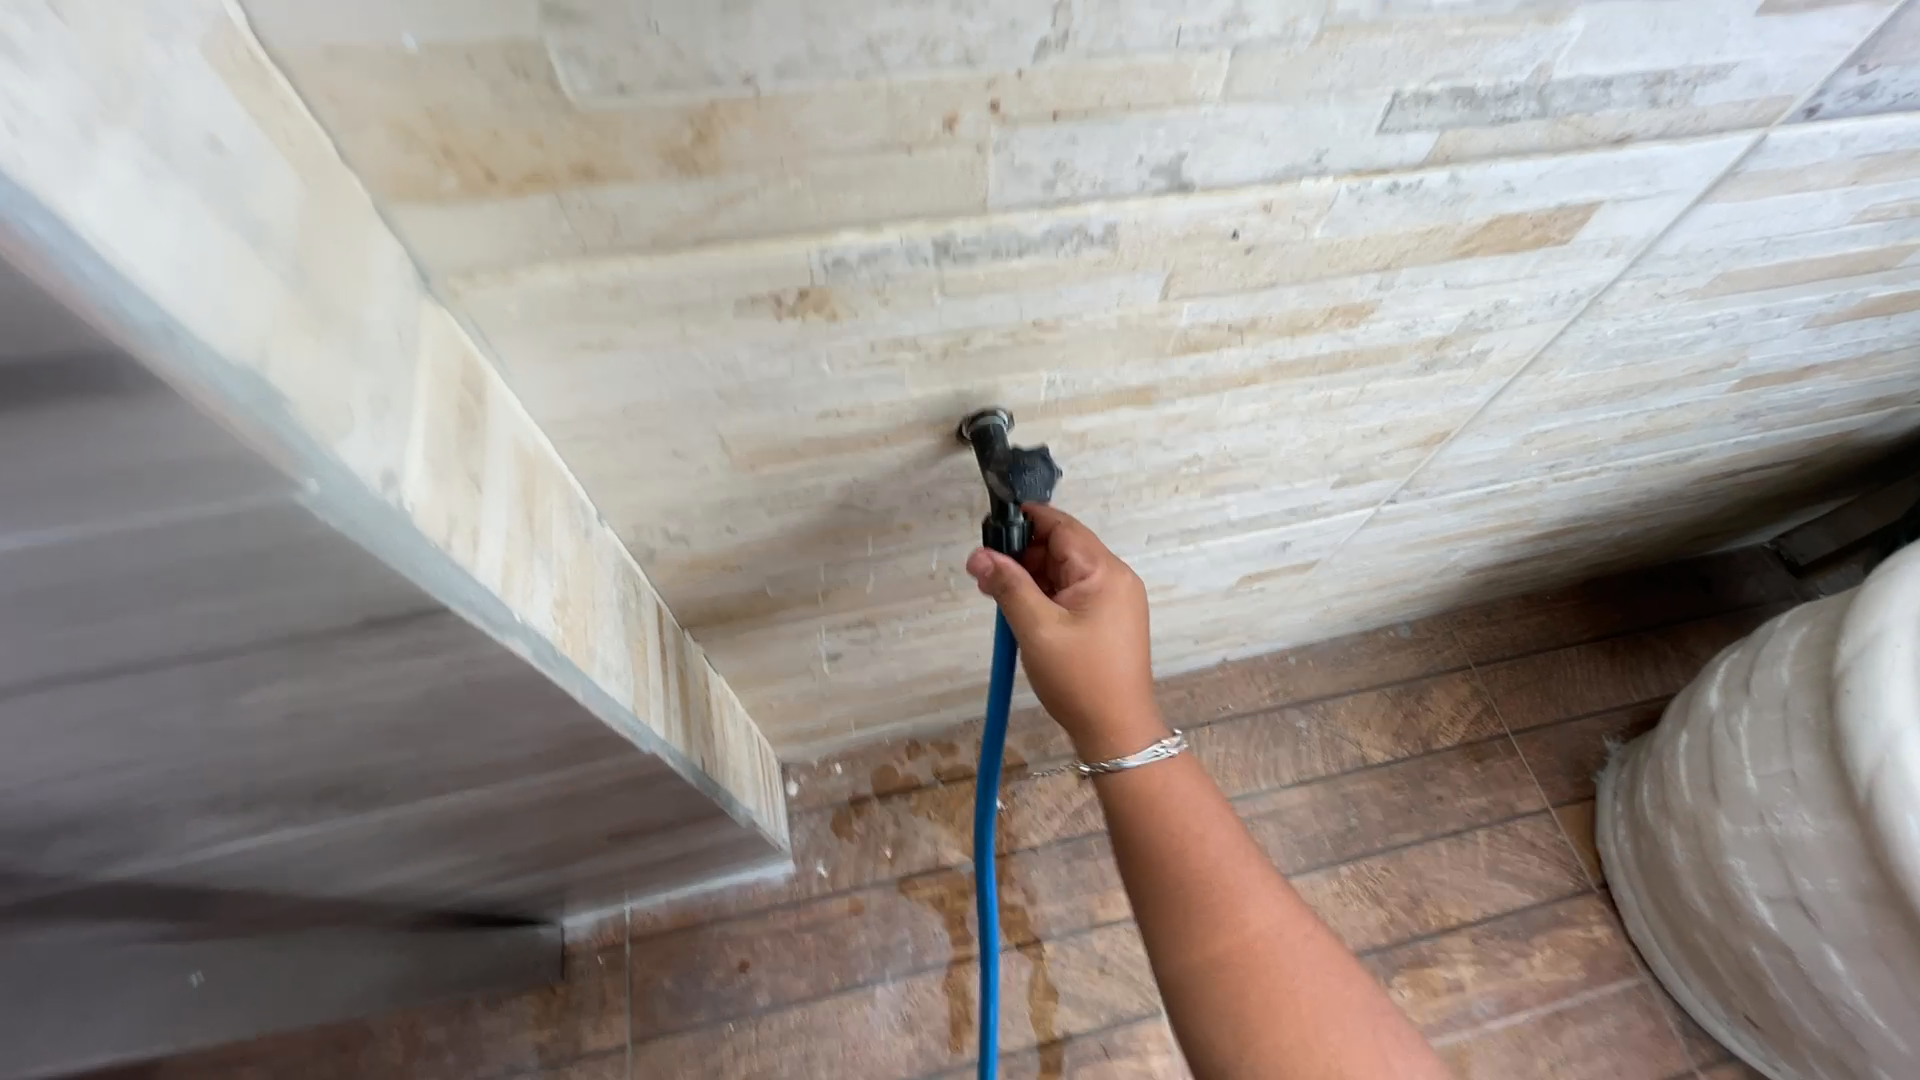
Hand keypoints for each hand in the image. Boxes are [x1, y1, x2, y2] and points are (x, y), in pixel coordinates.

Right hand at [964, 504, 1169, 759]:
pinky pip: (1071, 594)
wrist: (1116, 731)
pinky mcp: (1107, 620)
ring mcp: (1113, 600)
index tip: (991, 528)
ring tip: (994, 595)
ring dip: (1030, 578)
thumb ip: (1008, 586)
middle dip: (1022, 556)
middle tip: (984, 574)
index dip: (1026, 521)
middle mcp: (1114, 578)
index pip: (1062, 527)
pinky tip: (1018, 611)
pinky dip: (1044, 597)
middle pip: (1062, 548)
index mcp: (1104, 572)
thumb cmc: (1079, 678)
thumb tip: (979, 555)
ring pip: (1064, 572)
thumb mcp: (1037, 629)